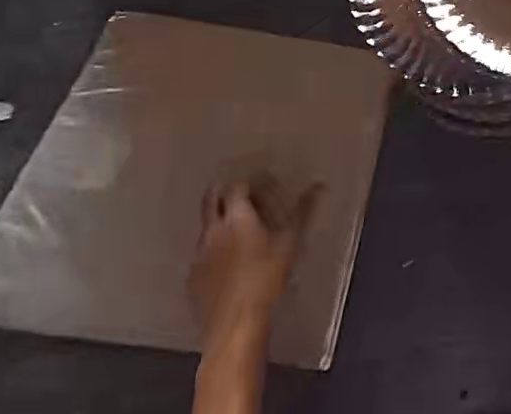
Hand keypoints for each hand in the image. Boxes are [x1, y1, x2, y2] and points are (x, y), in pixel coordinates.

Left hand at [189, 178, 317, 352]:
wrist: (235, 328)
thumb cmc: (267, 280)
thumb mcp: (291, 243)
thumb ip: (303, 211)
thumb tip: (318, 185)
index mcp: (237, 217)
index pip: (235, 186)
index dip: (246, 182)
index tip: (258, 183)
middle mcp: (213, 231)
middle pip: (211, 200)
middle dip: (223, 193)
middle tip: (239, 196)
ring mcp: (199, 256)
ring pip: (205, 229)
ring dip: (218, 224)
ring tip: (236, 232)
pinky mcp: (192, 280)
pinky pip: (202, 257)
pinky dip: (213, 253)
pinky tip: (226, 265)